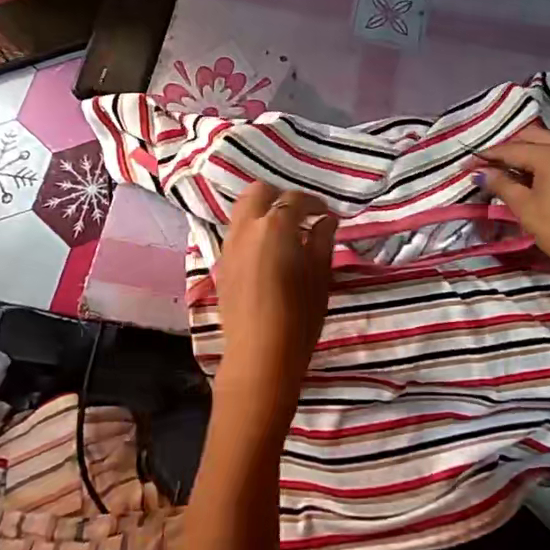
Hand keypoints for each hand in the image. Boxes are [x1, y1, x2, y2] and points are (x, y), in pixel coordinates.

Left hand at [212, 182, 337, 431]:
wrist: (259, 356)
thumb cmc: (298, 317)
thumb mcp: (320, 278)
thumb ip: (322, 242)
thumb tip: (326, 221)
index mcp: (274, 226)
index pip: (295, 200)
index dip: (315, 203)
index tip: (327, 214)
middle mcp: (246, 228)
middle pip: (258, 192)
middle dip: (280, 197)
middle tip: (301, 215)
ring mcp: (229, 246)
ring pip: (241, 211)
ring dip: (262, 212)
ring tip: (284, 232)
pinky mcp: (221, 265)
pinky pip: (235, 233)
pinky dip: (251, 230)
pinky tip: (267, 251)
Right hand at [477, 125, 549, 317]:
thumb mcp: (526, 209)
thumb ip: (502, 185)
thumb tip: (480, 172)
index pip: (512, 148)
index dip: (487, 156)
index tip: (466, 164)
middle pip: (533, 136)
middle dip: (509, 147)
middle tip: (488, 163)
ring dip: (529, 151)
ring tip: (509, 169)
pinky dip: (547, 158)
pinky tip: (537, 176)